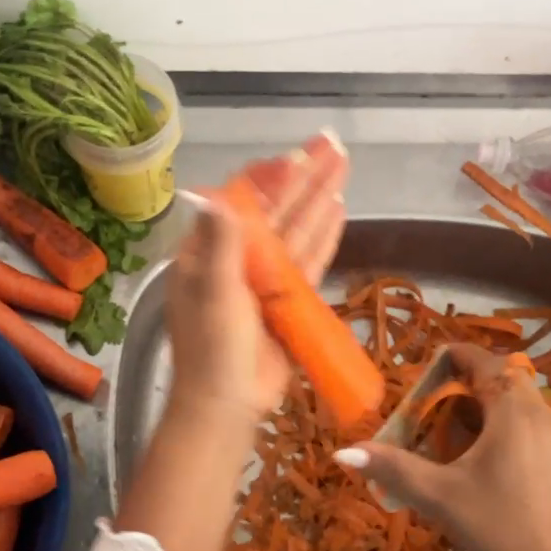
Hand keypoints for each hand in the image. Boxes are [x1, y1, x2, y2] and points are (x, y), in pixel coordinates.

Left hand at [165, 143, 344, 424]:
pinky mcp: (286, 302)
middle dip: (303, 179)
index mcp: (208, 253)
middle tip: (333, 146)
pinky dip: (322, 238)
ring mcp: (262, 281)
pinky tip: (338, 211)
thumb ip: (220, 243)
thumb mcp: (212, 291)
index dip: (268, 177)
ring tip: (342, 166)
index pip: (241, 202)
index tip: (296, 155)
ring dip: (317, 201)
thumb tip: (216, 195)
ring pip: (295, 232)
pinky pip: (307, 263)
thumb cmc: (213, 348)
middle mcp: (235, 260)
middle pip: (274, 211)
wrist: (227, 405)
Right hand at [337, 345, 550, 550]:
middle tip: (433, 398)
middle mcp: (538, 413)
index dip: (453, 357)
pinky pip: (527, 420)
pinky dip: (501, 420)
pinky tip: (479, 453)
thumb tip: (342, 452)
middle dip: (467, 378)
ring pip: (518, 398)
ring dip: (486, 399)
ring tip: (451, 423)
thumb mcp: (438, 495)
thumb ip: (392, 467)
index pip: (484, 361)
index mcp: (512, 410)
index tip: (424, 367)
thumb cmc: (496, 524)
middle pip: (503, 376)